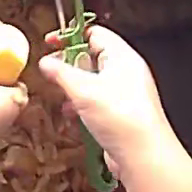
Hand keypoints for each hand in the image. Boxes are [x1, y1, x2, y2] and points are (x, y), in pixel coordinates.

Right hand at [39, 25, 176, 174]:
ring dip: (74, 86)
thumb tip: (46, 62)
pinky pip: (98, 100)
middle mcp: (127, 72)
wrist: (144, 158)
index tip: (52, 42)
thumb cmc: (122, 119)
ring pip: (93, 79)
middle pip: (92, 56)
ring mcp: (126, 93)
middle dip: (70, 63)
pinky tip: (73, 114)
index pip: (94, 33)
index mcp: (122, 57)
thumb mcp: (82, 89)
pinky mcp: (122, 113)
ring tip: (62, 93)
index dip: (71, 35)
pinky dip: (83, 104)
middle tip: (53, 69)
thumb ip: (61, 72)